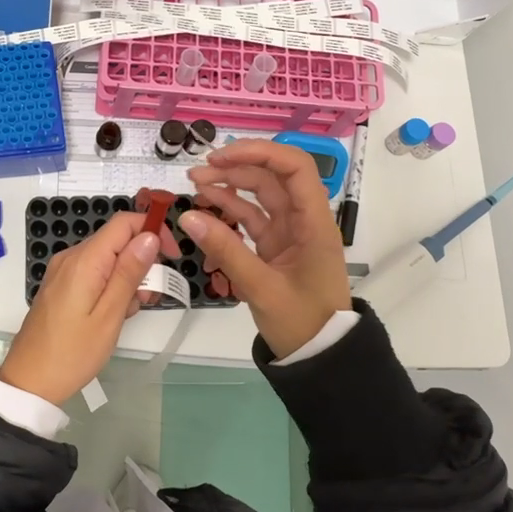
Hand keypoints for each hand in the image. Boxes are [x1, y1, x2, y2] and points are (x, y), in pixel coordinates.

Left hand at [0, 211, 161, 404]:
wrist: (29, 381)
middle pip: (117, 240)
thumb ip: (129, 273)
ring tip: (128, 313)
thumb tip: (149, 236)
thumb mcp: (109, 316)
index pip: (124, 223)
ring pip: (107, 258)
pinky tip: (113, 315)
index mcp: (84, 260)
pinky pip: (94, 272)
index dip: (152, 230)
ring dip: (127, 278)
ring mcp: (63, 270)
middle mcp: (71, 257)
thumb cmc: (72, 353)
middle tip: (148, 298)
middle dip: (141, 261)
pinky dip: (110, 286)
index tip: (172, 256)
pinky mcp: (61, 285)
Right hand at [181, 139, 352, 357]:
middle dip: (236, 167)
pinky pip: (252, 218)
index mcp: (314, 223)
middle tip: (198, 172)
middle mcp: (304, 220)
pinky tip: (205, 209)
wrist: (323, 359)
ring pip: (259, 195)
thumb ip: (226, 250)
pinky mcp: (276, 247)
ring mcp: (290, 233)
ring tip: (195, 184)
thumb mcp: (262, 288)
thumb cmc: (303, 323)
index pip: (295, 167)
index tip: (222, 157)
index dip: (260, 152)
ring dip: (229, 186)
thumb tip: (189, 217)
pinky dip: (229, 211)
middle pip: (272, 177)